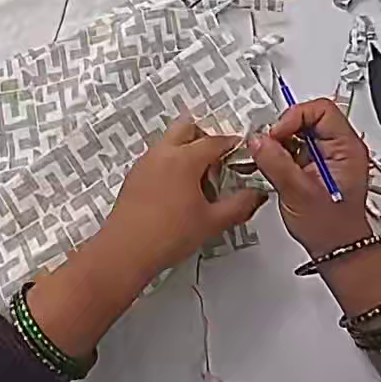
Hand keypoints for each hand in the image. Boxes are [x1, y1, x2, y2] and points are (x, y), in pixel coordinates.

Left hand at [94, 116, 269, 283]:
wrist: (125, 252)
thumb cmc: (165, 236)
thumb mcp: (212, 222)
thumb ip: (240, 205)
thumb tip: (255, 195)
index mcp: (184, 159)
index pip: (215, 141)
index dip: (232, 145)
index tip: (241, 153)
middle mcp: (162, 154)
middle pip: (188, 129)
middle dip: (206, 138)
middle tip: (219, 161)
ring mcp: (145, 163)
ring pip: (170, 142)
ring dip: (186, 150)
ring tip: (200, 180)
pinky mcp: (134, 177)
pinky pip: (157, 158)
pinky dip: (171, 163)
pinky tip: (179, 191)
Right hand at [250, 98, 380, 381]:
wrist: (337, 251)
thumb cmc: (330, 228)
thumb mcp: (297, 193)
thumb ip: (276, 163)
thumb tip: (259, 141)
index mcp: (345, 148)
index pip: (320, 110)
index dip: (294, 117)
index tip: (276, 135)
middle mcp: (340, 148)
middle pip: (309, 118)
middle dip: (284, 130)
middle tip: (269, 147)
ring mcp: (329, 157)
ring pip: (300, 133)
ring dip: (281, 143)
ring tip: (271, 160)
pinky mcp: (317, 167)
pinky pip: (297, 148)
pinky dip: (282, 154)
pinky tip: (275, 169)